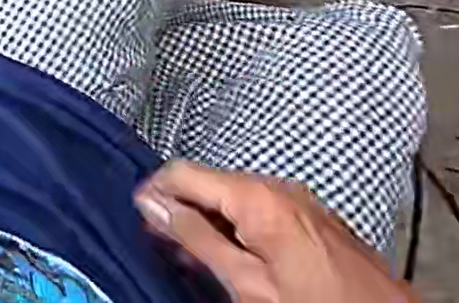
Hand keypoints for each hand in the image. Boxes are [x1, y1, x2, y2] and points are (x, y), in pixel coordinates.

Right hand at [136, 161, 417, 302]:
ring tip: (201, 256)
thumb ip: (196, 239)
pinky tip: (241, 256)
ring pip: (235, 196)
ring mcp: (303, 201)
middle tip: (165, 243)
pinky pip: (264, 209)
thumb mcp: (249, 287)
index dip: (155, 191)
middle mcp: (278, 185)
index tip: (138, 216)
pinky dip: (243, 226)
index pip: (183, 172)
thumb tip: (151, 204)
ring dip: (213, 219)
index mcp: (257, 194)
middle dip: (185, 208)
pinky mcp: (321, 220)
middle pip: (210, 182)